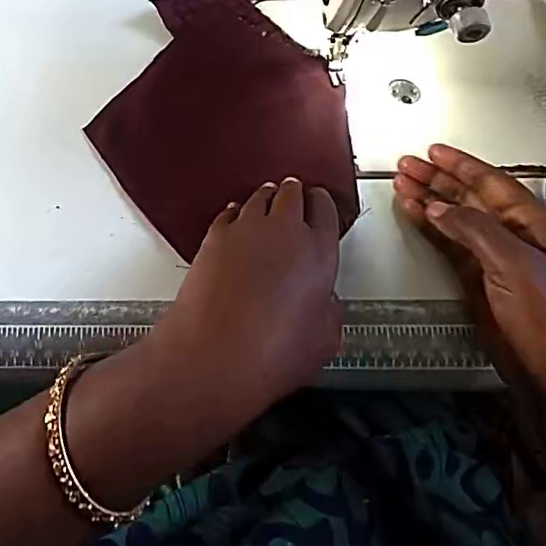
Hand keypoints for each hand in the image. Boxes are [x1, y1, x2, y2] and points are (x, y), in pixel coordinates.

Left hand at [147, 179, 342, 428]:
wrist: (215, 352)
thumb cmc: (269, 353)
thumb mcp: (323, 340)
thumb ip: (329, 310)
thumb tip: (325, 304)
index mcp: (318, 252)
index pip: (326, 211)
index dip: (323, 203)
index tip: (321, 201)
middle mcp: (284, 231)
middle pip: (292, 195)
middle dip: (294, 193)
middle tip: (295, 192)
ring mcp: (246, 229)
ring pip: (260, 197)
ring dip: (266, 196)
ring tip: (268, 196)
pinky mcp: (215, 235)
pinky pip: (229, 212)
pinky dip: (235, 211)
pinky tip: (236, 214)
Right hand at [394, 144, 545, 400]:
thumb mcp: (518, 266)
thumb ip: (477, 230)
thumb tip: (440, 207)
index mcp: (535, 226)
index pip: (492, 182)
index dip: (461, 164)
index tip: (434, 151)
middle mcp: (516, 239)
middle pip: (471, 197)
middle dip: (438, 178)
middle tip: (408, 165)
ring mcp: (499, 262)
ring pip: (456, 220)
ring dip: (429, 201)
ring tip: (404, 185)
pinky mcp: (483, 285)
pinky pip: (450, 246)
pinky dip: (430, 229)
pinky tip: (416, 218)